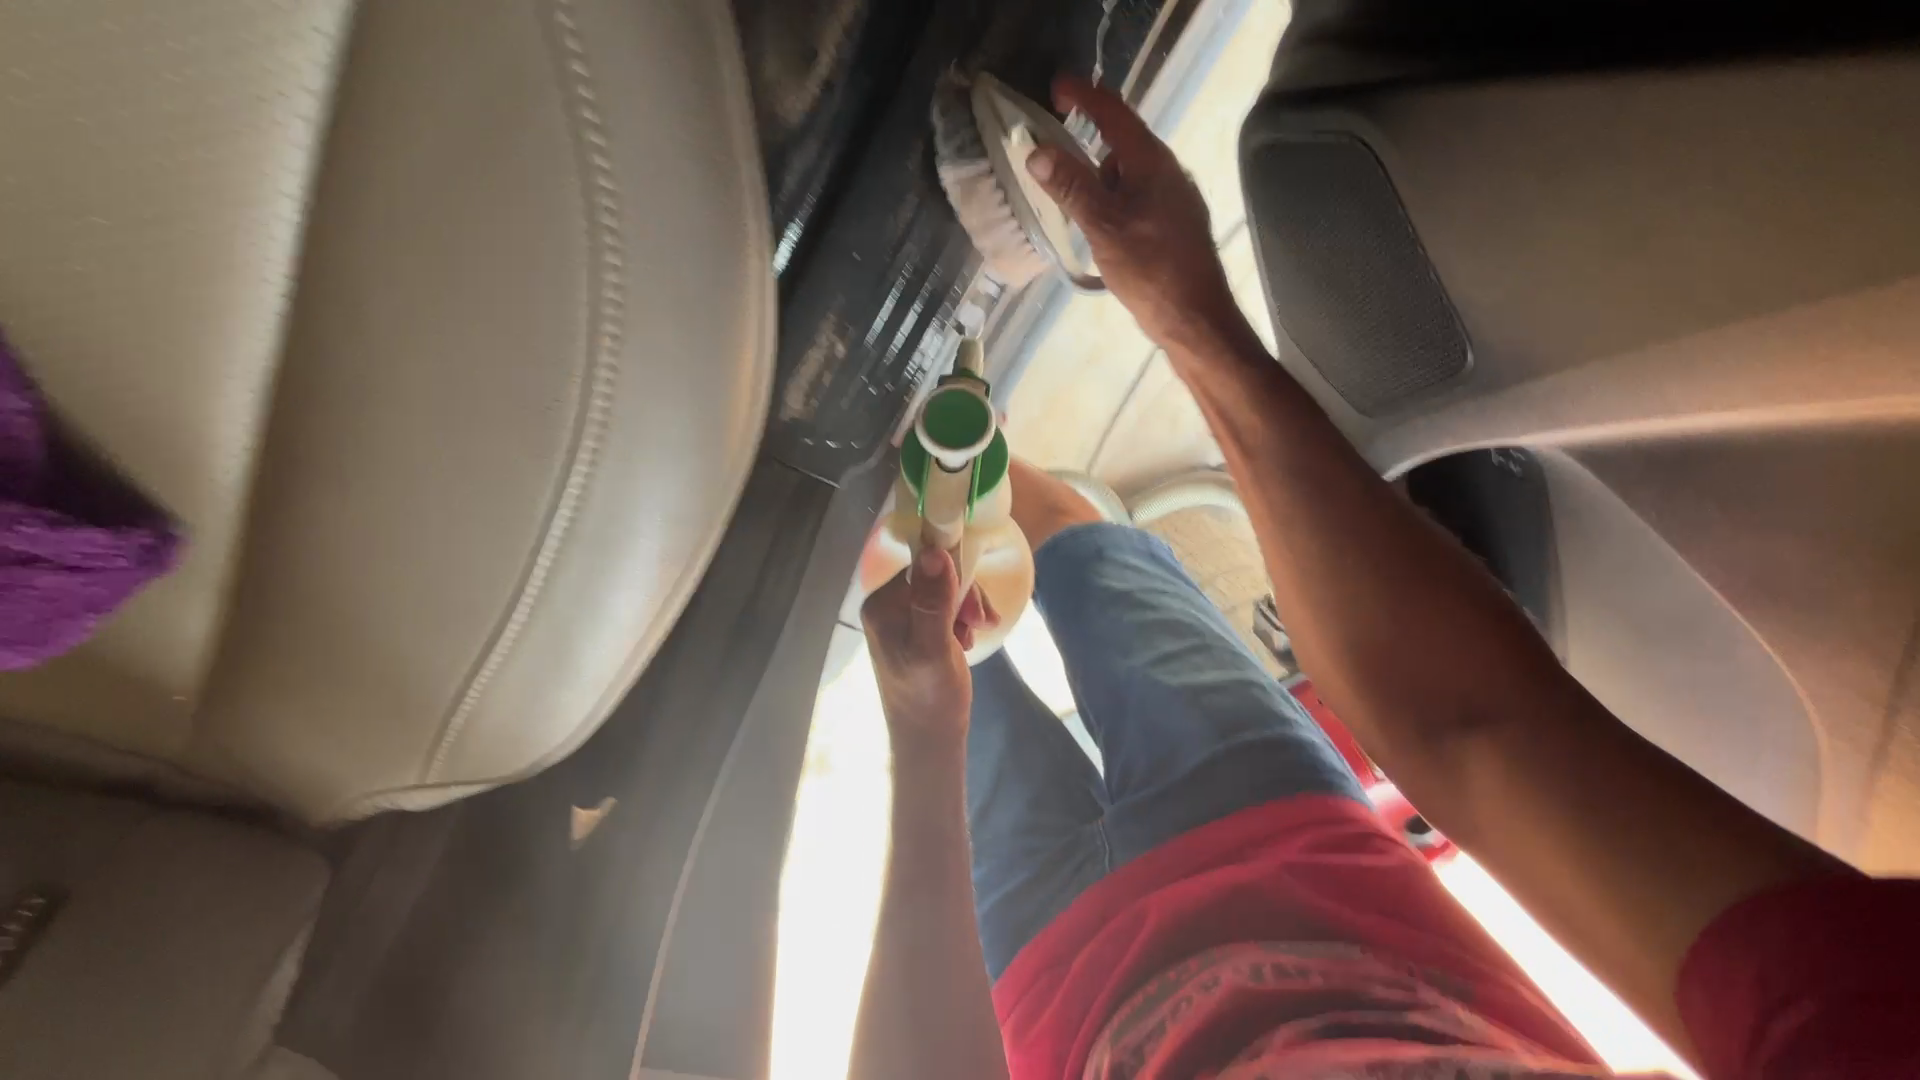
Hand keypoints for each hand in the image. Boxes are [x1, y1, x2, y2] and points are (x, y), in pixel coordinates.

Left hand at [862, 546, 996, 748]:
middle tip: (982, 621)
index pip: (921, 565)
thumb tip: (934, 551)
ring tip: (980, 631)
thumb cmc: (930, 697)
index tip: (974, 600)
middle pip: (934, 576)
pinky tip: (970, 639)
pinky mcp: (918, 633)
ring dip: (968, 608)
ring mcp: (902, 621)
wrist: (930, 740)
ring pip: (944, 592)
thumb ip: (932, 601)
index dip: (952, 573)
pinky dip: (963, 620)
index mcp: (882, 606)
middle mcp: (887, 608)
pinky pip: (945, 610)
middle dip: (964, 595)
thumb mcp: (934, 646)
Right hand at [1024, 76, 1257, 357]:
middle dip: (1087, 149)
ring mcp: (1173, 200)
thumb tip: (1037, 152)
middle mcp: (1166, 172)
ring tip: (1077, 215)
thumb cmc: (1150, 270)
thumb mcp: (1103, 227)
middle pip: (1121, 144)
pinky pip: (1136, 200)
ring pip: (1128, 177)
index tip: (1055, 91)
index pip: (1113, 112)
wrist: (1195, 318)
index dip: (1084, 96)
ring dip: (1099, 184)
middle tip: (1055, 168)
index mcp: (1150, 162)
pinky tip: (1103, 235)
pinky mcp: (1173, 226)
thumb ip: (1072, 187)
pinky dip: (1113, 205)